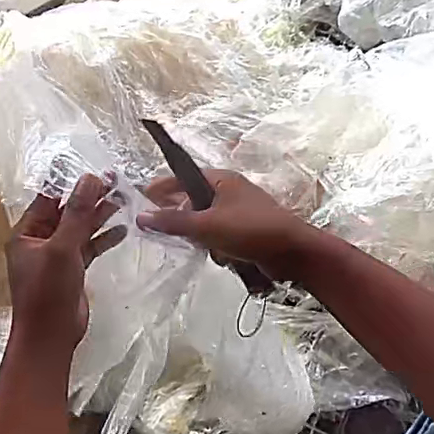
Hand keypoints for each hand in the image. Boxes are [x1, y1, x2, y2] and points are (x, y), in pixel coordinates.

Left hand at [8, 173, 125, 344]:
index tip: (95, 169)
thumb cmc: (47, 291)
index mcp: (26, 233)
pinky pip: (89, 246)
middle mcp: (40, 241)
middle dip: (90, 196)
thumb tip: (90, 179)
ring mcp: (57, 255)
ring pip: (80, 227)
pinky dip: (103, 237)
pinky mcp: (73, 269)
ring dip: (99, 214)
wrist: (50, 336)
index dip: (71, 183)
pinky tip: (121, 228)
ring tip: (123, 198)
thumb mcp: (62, 248)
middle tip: (116, 180)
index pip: (49, 198)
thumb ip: (77, 214)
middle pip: (67, 211)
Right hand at [136, 169, 328, 281]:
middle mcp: (229, 191)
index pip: (182, 177)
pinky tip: (224, 257)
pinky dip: (219, 248)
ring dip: (204, 239)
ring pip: (205, 224)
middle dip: (184, 220)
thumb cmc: (250, 229)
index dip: (162, 187)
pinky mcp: (246, 232)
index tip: (142, 198)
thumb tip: (142, 216)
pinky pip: (220, 237)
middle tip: (168, 232)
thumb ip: (173, 222)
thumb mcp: (206, 225)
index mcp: (221, 179)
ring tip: (207, 247)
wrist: (292, 252)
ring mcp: (239, 212)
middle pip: (193, 202)